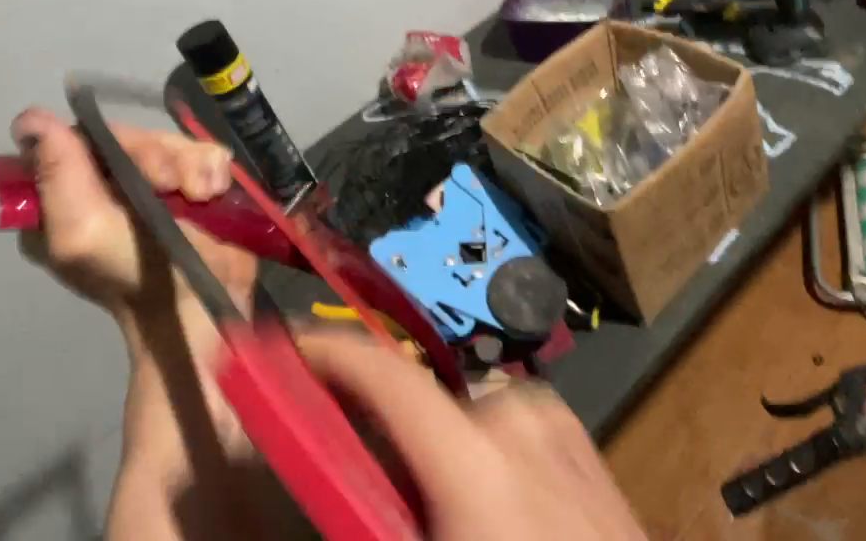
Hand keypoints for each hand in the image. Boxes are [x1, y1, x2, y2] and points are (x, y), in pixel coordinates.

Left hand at [10, 107, 257, 318]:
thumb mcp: (82, 231)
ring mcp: (154, 185)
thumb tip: (29, 119)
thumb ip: (57, 173)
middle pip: (130, 136)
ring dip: (192, 164)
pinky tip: (215, 192)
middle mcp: (106, 187)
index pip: (77, 139)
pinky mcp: (196, 184)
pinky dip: (213, 168)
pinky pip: (206, 152)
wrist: (202, 306)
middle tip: (172, 186)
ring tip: (202, 195)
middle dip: (157, 156)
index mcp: (63, 200)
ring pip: (172, 142)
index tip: (126, 165)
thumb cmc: (134, 276)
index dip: (106, 141)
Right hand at [298, 330, 645, 539]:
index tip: (273, 350)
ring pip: (471, 422)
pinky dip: (489, 458)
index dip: (320, 354)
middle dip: (386, 441)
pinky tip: (496, 510)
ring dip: (441, 456)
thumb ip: (365, 513)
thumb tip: (328, 485)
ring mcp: (564, 432)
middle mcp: (521, 421)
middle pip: (424, 407)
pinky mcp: (591, 452)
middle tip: (370, 490)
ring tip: (439, 515)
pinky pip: (518, 435)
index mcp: (475, 452)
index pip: (381, 376)